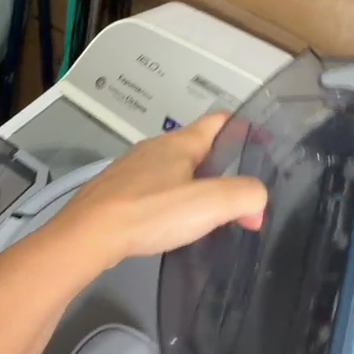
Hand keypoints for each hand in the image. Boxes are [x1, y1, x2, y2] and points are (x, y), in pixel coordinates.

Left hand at [48, 113, 266, 267]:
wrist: (89, 233)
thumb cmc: (151, 211)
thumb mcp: (210, 203)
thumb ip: (245, 196)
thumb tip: (256, 204)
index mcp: (180, 142)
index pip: (219, 120)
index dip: (244, 128)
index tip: (264, 147)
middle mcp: (155, 147)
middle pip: (198, 148)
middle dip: (222, 168)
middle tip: (240, 198)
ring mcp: (132, 169)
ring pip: (174, 170)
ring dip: (195, 187)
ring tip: (210, 216)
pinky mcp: (116, 191)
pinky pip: (153, 189)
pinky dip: (170, 201)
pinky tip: (172, 224)